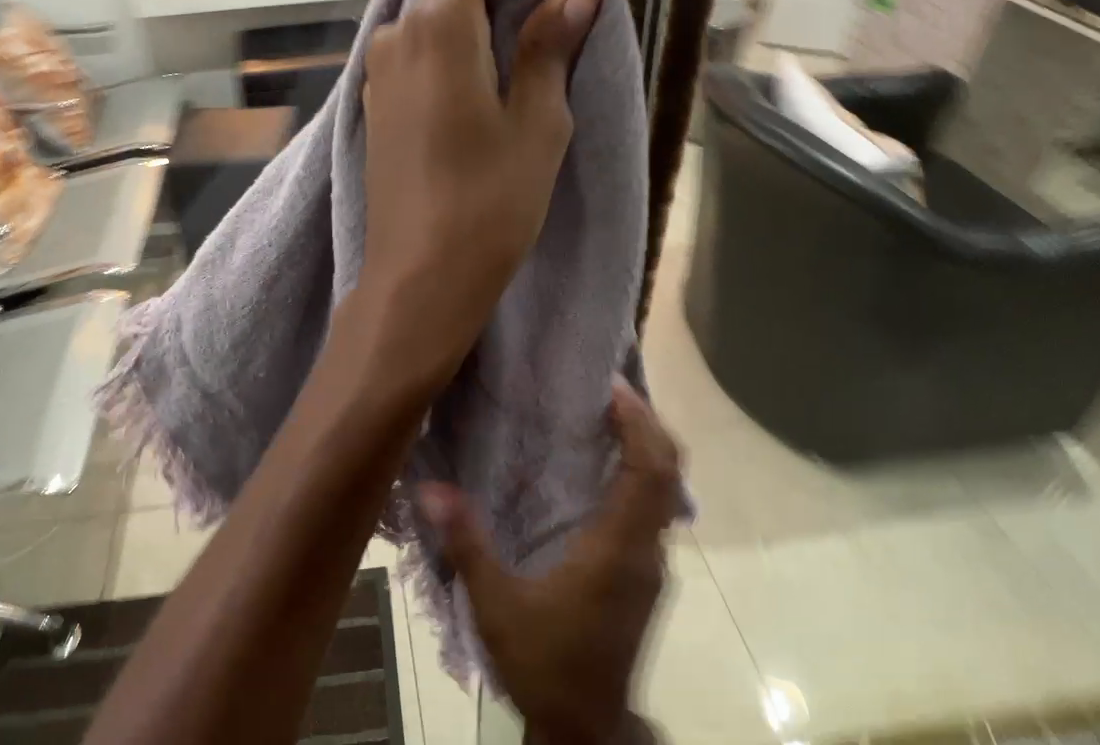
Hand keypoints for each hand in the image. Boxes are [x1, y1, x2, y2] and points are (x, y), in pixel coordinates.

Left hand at [359, 0, 600, 382]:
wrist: (419, 279)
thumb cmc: (489, 199)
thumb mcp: (537, 121)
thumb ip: (549, 46)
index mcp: (436, 26)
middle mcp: (395, 37)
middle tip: (545, 19)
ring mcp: (376, 75)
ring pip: (428, 28)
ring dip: (470, 32)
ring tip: (517, 60)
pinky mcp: (374, 110)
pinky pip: (414, 62)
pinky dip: (445, 62)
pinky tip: (476, 92)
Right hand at [418, 381, 682, 744]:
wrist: (586, 727)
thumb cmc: (544, 664)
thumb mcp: (497, 605)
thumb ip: (467, 544)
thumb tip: (431, 489)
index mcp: (617, 550)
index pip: (649, 472)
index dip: (639, 425)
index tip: (612, 389)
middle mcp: (647, 552)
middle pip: (668, 474)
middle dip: (648, 427)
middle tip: (610, 393)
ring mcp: (653, 567)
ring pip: (667, 493)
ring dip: (648, 451)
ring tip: (609, 419)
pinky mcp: (647, 579)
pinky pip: (656, 512)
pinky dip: (642, 478)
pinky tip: (605, 472)